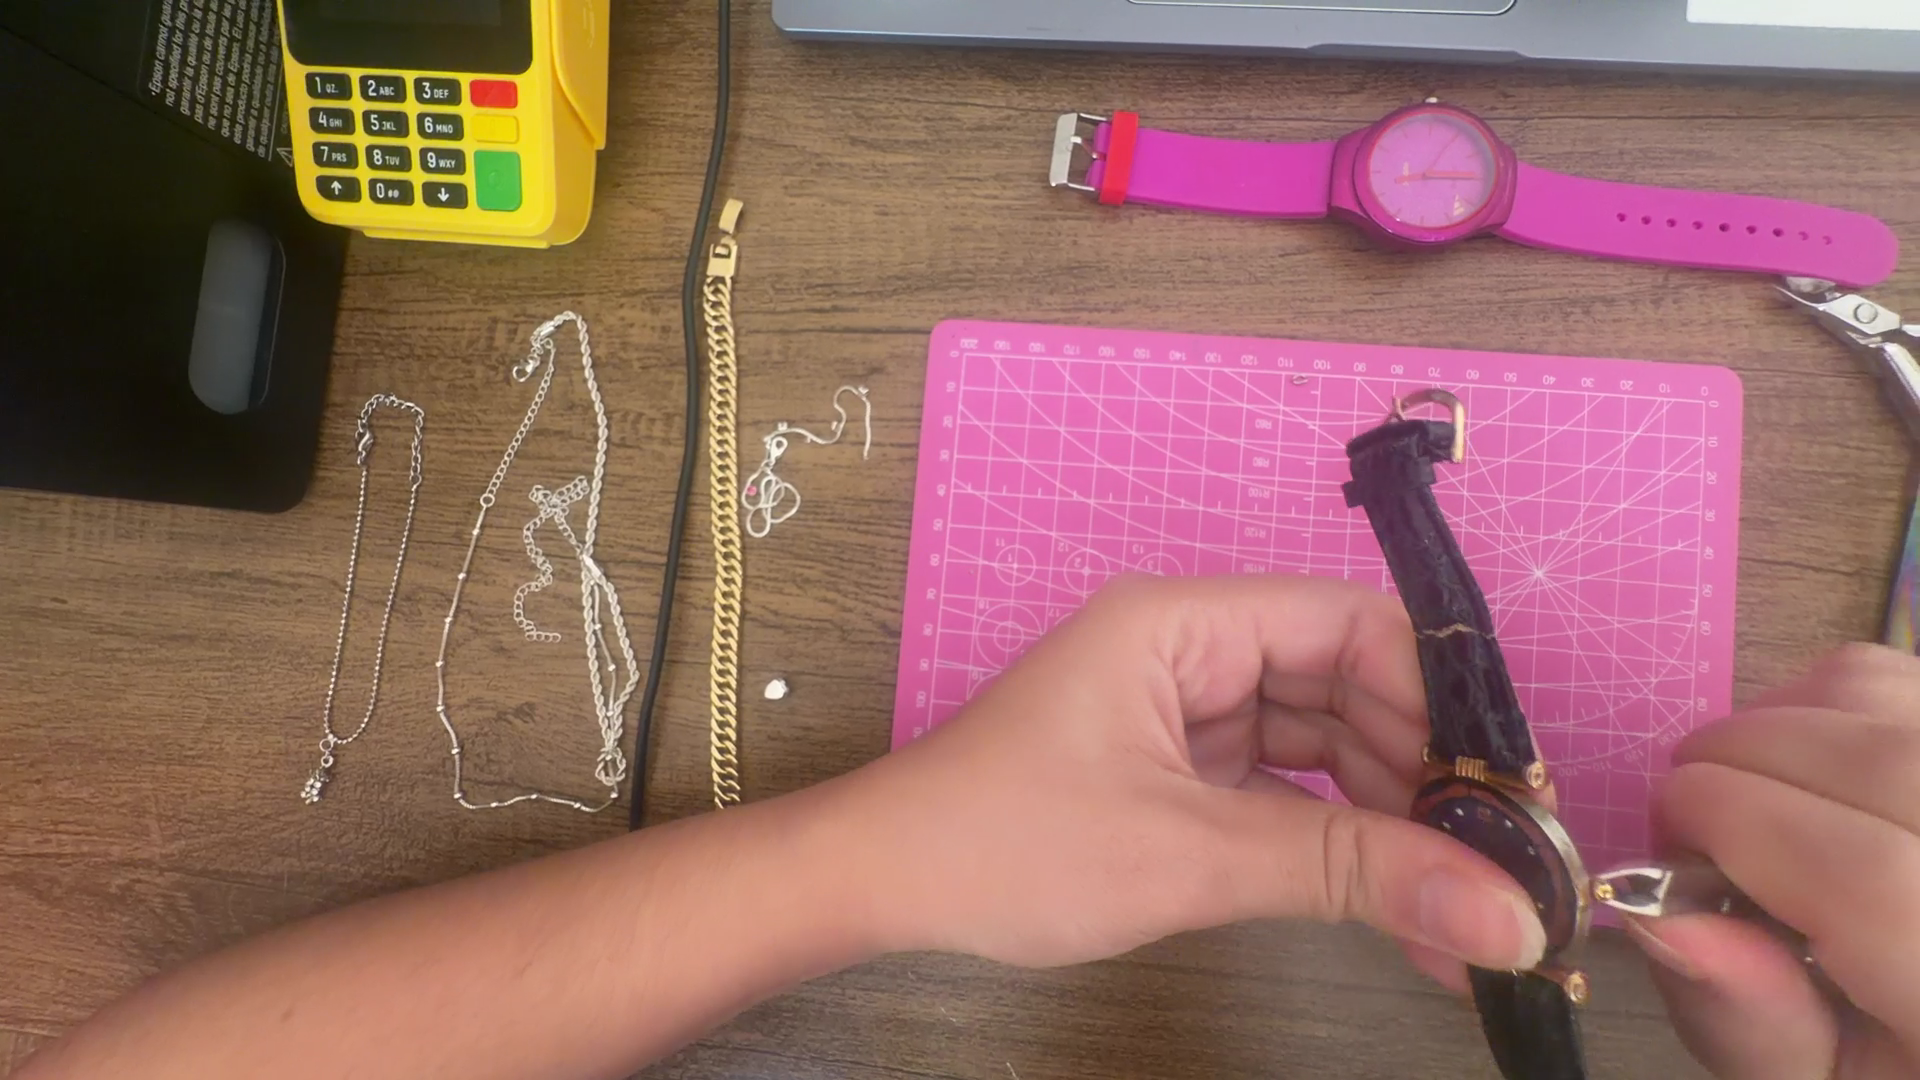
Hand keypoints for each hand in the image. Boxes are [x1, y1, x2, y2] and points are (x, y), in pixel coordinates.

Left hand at [844, 573, 1546, 974]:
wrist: (897, 875)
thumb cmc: (1013, 840)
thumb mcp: (1187, 853)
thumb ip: (1345, 868)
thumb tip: (1508, 910)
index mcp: (1176, 621)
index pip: (1341, 622)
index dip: (1431, 697)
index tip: (1498, 796)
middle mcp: (1182, 645)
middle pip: (1337, 681)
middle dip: (1414, 773)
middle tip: (1497, 873)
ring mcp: (1177, 703)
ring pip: (1312, 738)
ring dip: (1379, 817)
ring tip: (1458, 912)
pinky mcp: (1171, 758)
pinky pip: (1273, 779)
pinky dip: (1324, 833)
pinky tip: (1384, 898)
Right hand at [1634, 644, 1919, 1078]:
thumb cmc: (1894, 1067)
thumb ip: (1743, 1020)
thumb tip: (1652, 911)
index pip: (1863, 874)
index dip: (1722, 829)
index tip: (1672, 850)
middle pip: (1866, 764)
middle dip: (1721, 768)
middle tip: (1702, 824)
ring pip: (1871, 697)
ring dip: (1767, 730)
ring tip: (1761, 794)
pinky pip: (1888, 674)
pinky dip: (1822, 702)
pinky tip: (1819, 769)